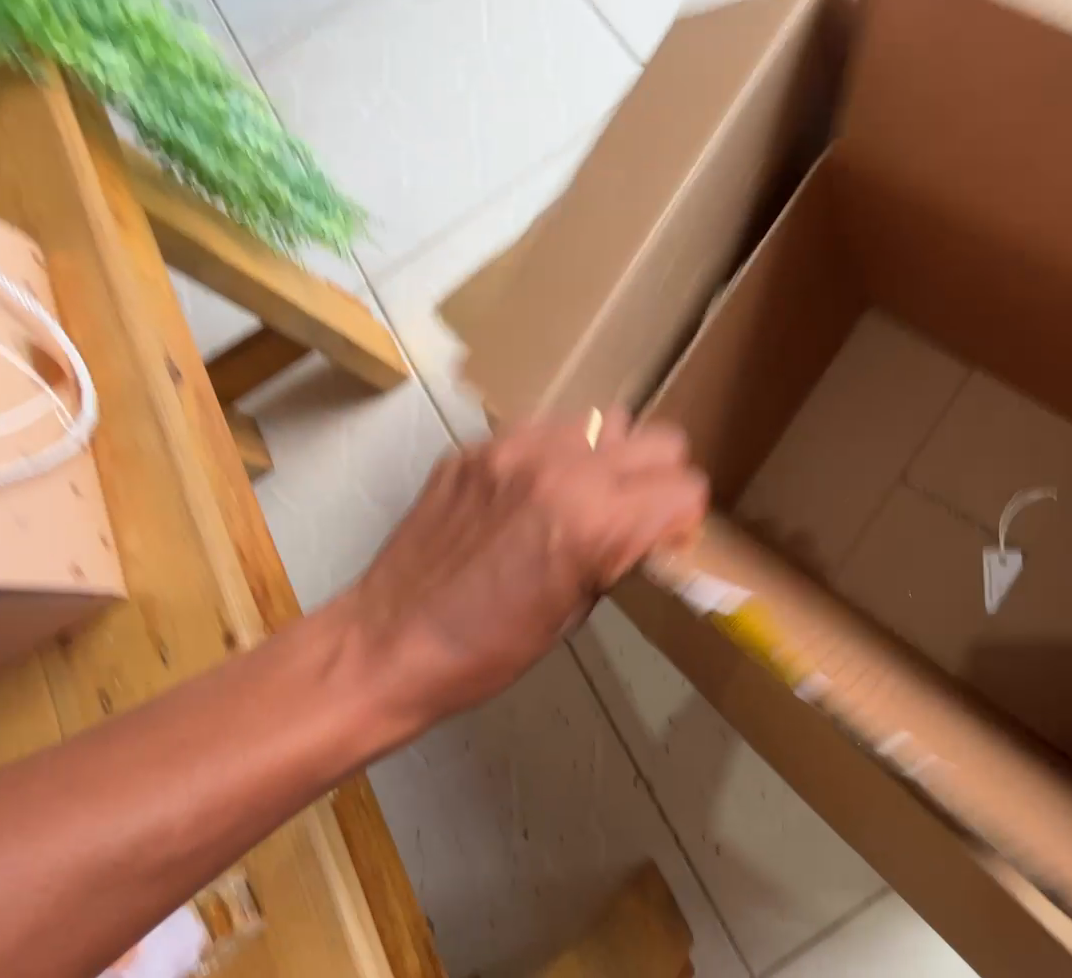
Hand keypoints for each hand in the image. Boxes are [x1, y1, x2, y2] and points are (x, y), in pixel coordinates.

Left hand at [332, 410, 706, 739]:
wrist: (385, 643)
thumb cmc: (487, 651)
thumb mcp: (575, 612)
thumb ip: (619, 553)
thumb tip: (644, 528)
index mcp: (593, 521)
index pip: (686, 490)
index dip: (683, 521)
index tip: (665, 542)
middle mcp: (563, 467)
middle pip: (661, 441)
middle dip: (661, 480)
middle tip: (635, 515)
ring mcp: (515, 448)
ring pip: (607, 421)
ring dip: (611, 457)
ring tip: (584, 496)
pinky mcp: (478, 446)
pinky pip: (547, 430)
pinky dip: (558, 456)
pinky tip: (531, 494)